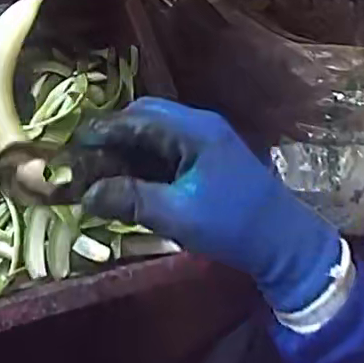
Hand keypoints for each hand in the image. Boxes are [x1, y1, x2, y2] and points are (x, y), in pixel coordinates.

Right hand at [76, 98, 343, 311]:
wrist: (288, 247)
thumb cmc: (233, 226)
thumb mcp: (178, 215)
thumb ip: (130, 199)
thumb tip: (85, 196)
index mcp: (195, 129)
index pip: (139, 117)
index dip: (104, 128)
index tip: (75, 142)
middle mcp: (199, 125)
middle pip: (146, 116)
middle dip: (114, 132)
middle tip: (87, 153)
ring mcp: (205, 139)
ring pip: (156, 130)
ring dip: (129, 144)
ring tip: (102, 165)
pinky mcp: (208, 157)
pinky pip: (167, 146)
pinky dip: (144, 156)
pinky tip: (129, 175)